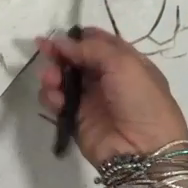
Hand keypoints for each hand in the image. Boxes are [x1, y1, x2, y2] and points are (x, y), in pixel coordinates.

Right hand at [36, 28, 187, 166]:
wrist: (144, 152)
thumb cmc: (140, 101)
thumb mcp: (124, 64)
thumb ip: (90, 48)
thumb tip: (60, 42)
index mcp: (127, 63)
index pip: (99, 42)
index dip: (80, 37)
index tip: (62, 35)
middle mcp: (108, 79)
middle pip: (77, 59)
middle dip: (60, 53)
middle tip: (44, 49)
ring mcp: (91, 99)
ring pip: (63, 78)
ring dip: (53, 74)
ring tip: (50, 80)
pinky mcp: (76, 118)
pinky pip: (57, 101)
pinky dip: (51, 96)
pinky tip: (55, 100)